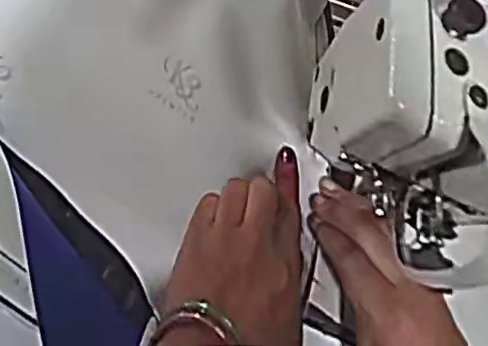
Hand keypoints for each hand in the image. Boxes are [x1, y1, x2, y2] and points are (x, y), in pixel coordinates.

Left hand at [162, 147, 303, 345]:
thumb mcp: (286, 314)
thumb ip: (288, 271)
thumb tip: (286, 252)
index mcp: (284, 266)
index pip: (291, 209)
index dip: (287, 189)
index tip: (286, 172)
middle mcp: (256, 243)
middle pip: (263, 188)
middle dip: (261, 192)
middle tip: (257, 204)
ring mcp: (224, 236)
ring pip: (235, 187)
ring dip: (236, 196)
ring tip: (234, 213)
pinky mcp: (196, 236)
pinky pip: (208, 201)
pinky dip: (212, 207)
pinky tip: (214, 221)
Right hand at [310, 182, 465, 345]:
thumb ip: (342, 318)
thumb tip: (319, 298)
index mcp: (386, 312)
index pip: (349, 255)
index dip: (328, 233)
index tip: (313, 218)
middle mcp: (410, 294)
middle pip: (370, 234)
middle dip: (342, 210)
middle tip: (322, 196)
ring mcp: (427, 291)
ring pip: (390, 233)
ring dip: (363, 210)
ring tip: (344, 194)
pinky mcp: (438, 295)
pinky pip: (404, 244)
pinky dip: (384, 225)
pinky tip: (375, 220)